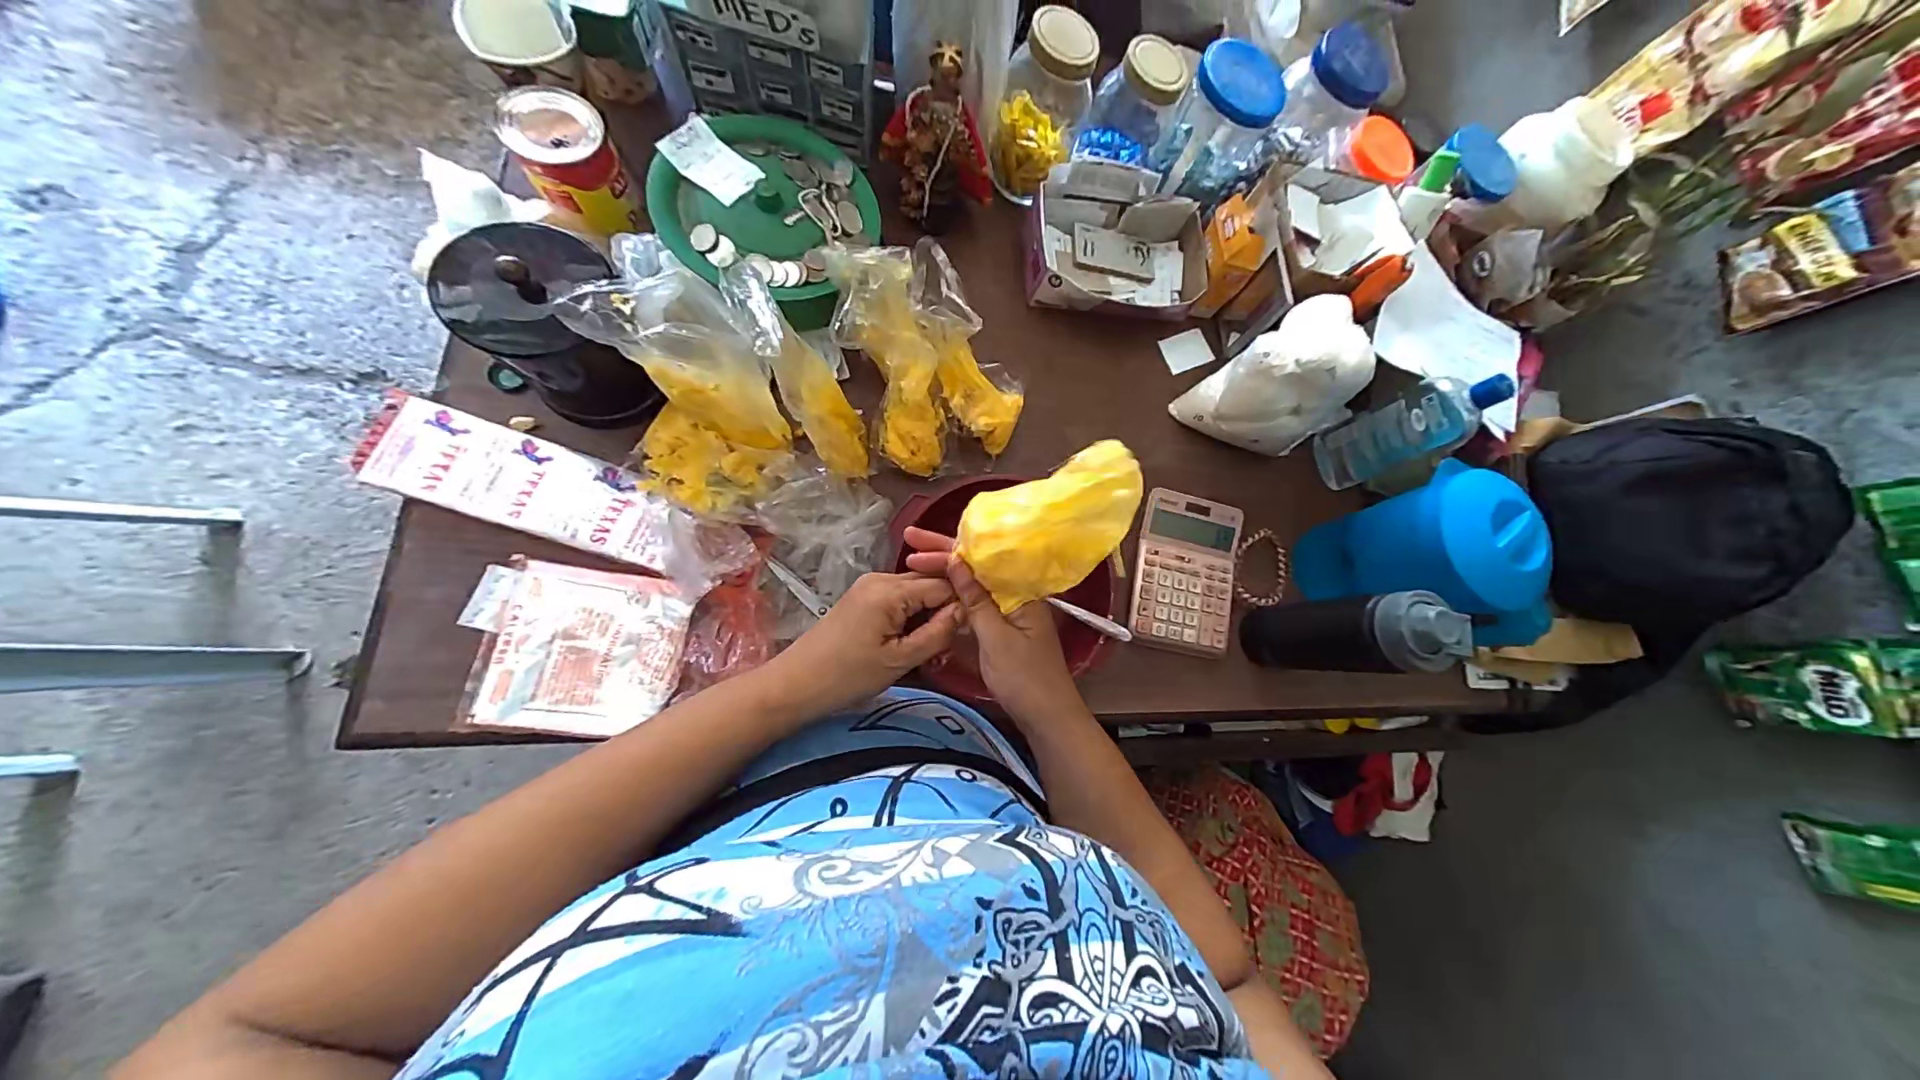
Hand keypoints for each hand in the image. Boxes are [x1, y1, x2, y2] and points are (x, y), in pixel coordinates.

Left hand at [768, 571, 961, 714]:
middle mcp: (881, 578)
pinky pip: (899, 601)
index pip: (944, 584)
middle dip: (944, 613)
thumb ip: (937, 633)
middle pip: (930, 585)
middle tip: (948, 649)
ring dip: (928, 619)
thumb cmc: (848, 675)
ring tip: (931, 653)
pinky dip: (911, 620)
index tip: (967, 636)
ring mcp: (869, 586)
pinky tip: (911, 645)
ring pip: (916, 594)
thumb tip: (965, 612)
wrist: (796, 684)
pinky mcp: (863, 598)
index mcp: (891, 589)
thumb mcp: (900, 660)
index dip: (960, 607)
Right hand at [901, 526, 1080, 720]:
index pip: (982, 557)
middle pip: (977, 565)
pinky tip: (936, 591)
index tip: (917, 540)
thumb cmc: (1025, 678)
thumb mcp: (995, 637)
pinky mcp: (1004, 626)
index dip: (947, 547)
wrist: (1048, 717)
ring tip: (915, 560)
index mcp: (1021, 590)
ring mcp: (1010, 610)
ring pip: (974, 583)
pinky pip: (977, 602)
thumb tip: (956, 561)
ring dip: (947, 572)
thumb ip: (975, 599)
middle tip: (910, 540)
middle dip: (943, 554)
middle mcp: (1016, 593)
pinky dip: (956, 595)